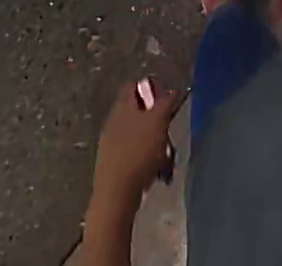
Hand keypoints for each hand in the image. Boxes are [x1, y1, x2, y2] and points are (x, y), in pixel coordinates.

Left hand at [91, 79, 183, 203]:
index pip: (134, 86)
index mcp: (123, 107)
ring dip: (152, 138)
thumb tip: (171, 91)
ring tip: (165, 152)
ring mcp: (110, 144)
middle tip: (168, 126)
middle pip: (136, 110)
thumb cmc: (140, 152)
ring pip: (136, 131)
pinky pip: (132, 151)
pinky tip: (154, 168)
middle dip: (155, 116)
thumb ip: (166, 102)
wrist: (116, 195)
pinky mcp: (111, 164)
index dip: (151, 87)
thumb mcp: (159, 121)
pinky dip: (145, 155)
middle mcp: (113, 122)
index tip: (166, 98)